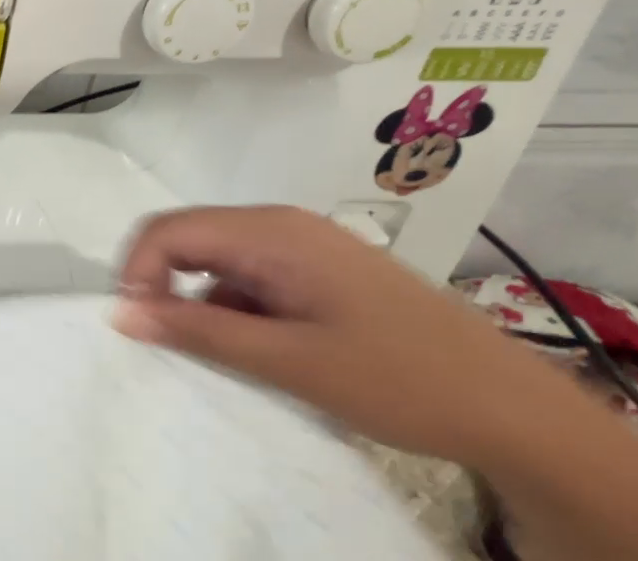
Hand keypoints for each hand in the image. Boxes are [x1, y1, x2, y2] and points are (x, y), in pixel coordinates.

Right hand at [110, 205, 558, 465]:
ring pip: (220, 257)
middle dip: (163, 282)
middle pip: (190, 236)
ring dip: (200, 298)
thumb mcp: (287, 361)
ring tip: (214, 352)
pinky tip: (257, 347)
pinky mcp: (324, 269)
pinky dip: (235, 305)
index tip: (134, 325)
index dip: (136, 271)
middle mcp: (284, 224)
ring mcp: (307, 245)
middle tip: (162, 339)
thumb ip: (197, 331)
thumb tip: (119, 312)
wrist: (518, 411)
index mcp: (272, 232)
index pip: (169, 230)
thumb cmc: (397, 379)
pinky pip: (253, 273)